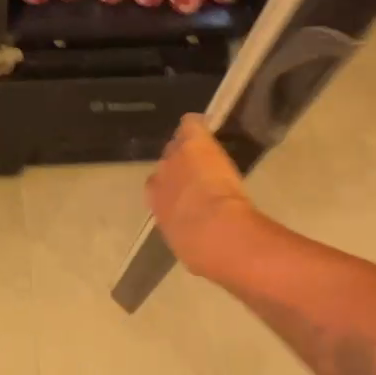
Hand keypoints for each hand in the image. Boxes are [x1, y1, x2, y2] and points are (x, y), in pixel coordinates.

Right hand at [145, 114, 258, 278]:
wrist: (218, 232)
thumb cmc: (203, 250)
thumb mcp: (186, 245)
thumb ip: (184, 231)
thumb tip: (193, 237)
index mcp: (156, 203)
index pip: (157, 187)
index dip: (173, 189)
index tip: (187, 195)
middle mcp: (160, 175)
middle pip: (168, 162)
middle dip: (181, 168)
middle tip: (201, 176)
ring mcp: (176, 157)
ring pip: (179, 144)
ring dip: (191, 150)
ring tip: (206, 155)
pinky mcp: (193, 142)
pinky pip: (190, 124)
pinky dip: (196, 126)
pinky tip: (203, 127)